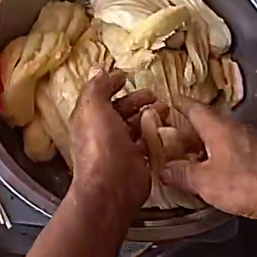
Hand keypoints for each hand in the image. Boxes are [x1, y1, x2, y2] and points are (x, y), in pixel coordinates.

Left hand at [67, 71, 154, 215]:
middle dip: (138, 101)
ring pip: (137, 127)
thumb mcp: (94, 107)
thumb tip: (101, 70)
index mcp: (89, 119)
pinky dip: (157, 134)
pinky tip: (166, 128)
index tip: (128, 77)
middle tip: (154, 95)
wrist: (112, 186)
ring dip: (151, 116)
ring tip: (164, 109)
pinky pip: (148, 144)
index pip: (101, 97)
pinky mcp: (137, 162)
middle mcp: (103, 133)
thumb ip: (98, 87)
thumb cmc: (101, 145)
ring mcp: (121, 149)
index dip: (113, 85)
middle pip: (122, 111)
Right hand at [159, 104, 256, 227]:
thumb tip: (166, 170)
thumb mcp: (205, 183)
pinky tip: (221, 173)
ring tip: (194, 160)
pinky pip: (239, 150)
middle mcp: (239, 129)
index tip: (170, 102)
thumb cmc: (250, 185)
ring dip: (208, 145)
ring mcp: (255, 142)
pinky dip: (225, 156)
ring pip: (225, 137)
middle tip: (174, 138)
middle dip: (191, 130)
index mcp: (220, 128)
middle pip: (209, 122)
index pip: (194, 108)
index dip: (179, 105)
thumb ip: (182, 175)